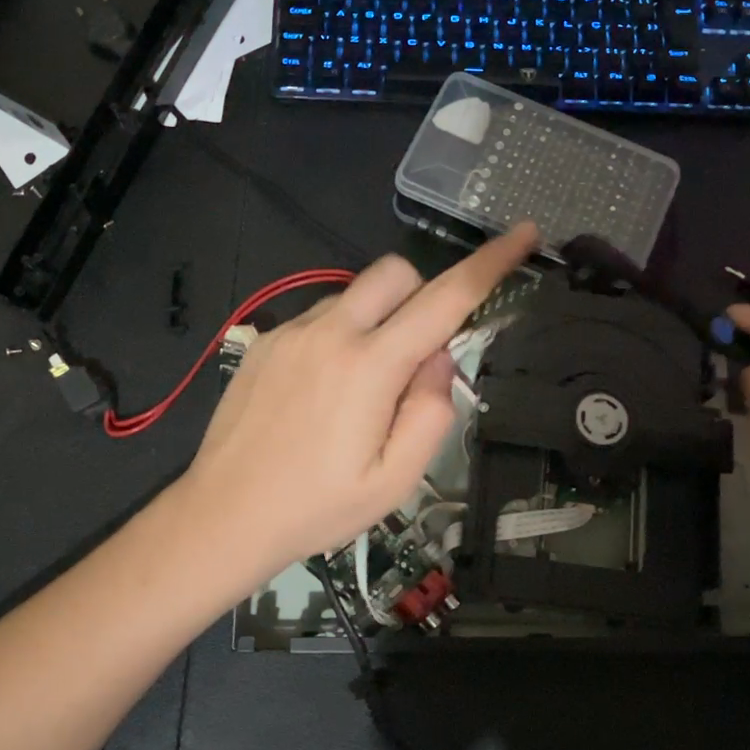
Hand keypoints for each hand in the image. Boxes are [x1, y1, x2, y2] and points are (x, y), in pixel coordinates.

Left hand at [178, 224, 538, 580]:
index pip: (444, 298)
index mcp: (370, 366)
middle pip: (394, 272)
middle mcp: (330, 332)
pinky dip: (339, 336)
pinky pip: (318, 316)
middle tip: (417, 355)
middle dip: (422, 294)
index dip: (490, 264)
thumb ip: (432, 411)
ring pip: (353, 294)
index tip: (524, 234)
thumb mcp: (396, 480)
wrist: (224, 515)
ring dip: (376, 320)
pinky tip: (321, 393)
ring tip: (360, 390)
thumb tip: (440, 357)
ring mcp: (291, 332)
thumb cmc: (318, 507)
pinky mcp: (265, 341)